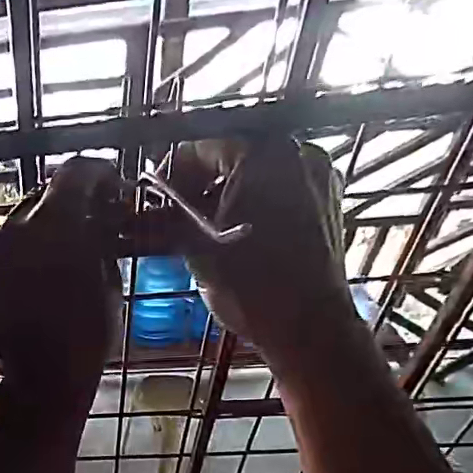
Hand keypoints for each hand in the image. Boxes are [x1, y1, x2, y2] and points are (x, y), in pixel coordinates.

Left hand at [0, 156, 121, 420]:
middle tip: (93, 215)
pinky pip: (6, 243)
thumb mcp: (108, 275)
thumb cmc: (89, 333)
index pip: (75, 172)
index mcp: (54, 225)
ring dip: (47, 221)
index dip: (99, 173)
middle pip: (44, 192)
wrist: (44, 378)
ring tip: (69, 242)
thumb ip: (99, 233)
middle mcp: (13, 229)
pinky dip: (27, 245)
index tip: (113, 186)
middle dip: (71, 198)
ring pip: (22, 217)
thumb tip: (98, 213)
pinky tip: (44, 262)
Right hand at [164, 136, 356, 367]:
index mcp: (261, 154)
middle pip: (231, 156)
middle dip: (197, 182)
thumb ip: (170, 216)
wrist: (305, 324)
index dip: (168, 172)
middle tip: (169, 210)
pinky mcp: (325, 201)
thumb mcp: (196, 248)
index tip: (150, 194)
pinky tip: (232, 232)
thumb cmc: (249, 285)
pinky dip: (251, 203)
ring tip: (198, 225)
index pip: (200, 148)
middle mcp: (295, 153)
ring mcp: (316, 176)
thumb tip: (146, 208)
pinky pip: (278, 189)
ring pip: (256, 173)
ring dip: (223, 193)